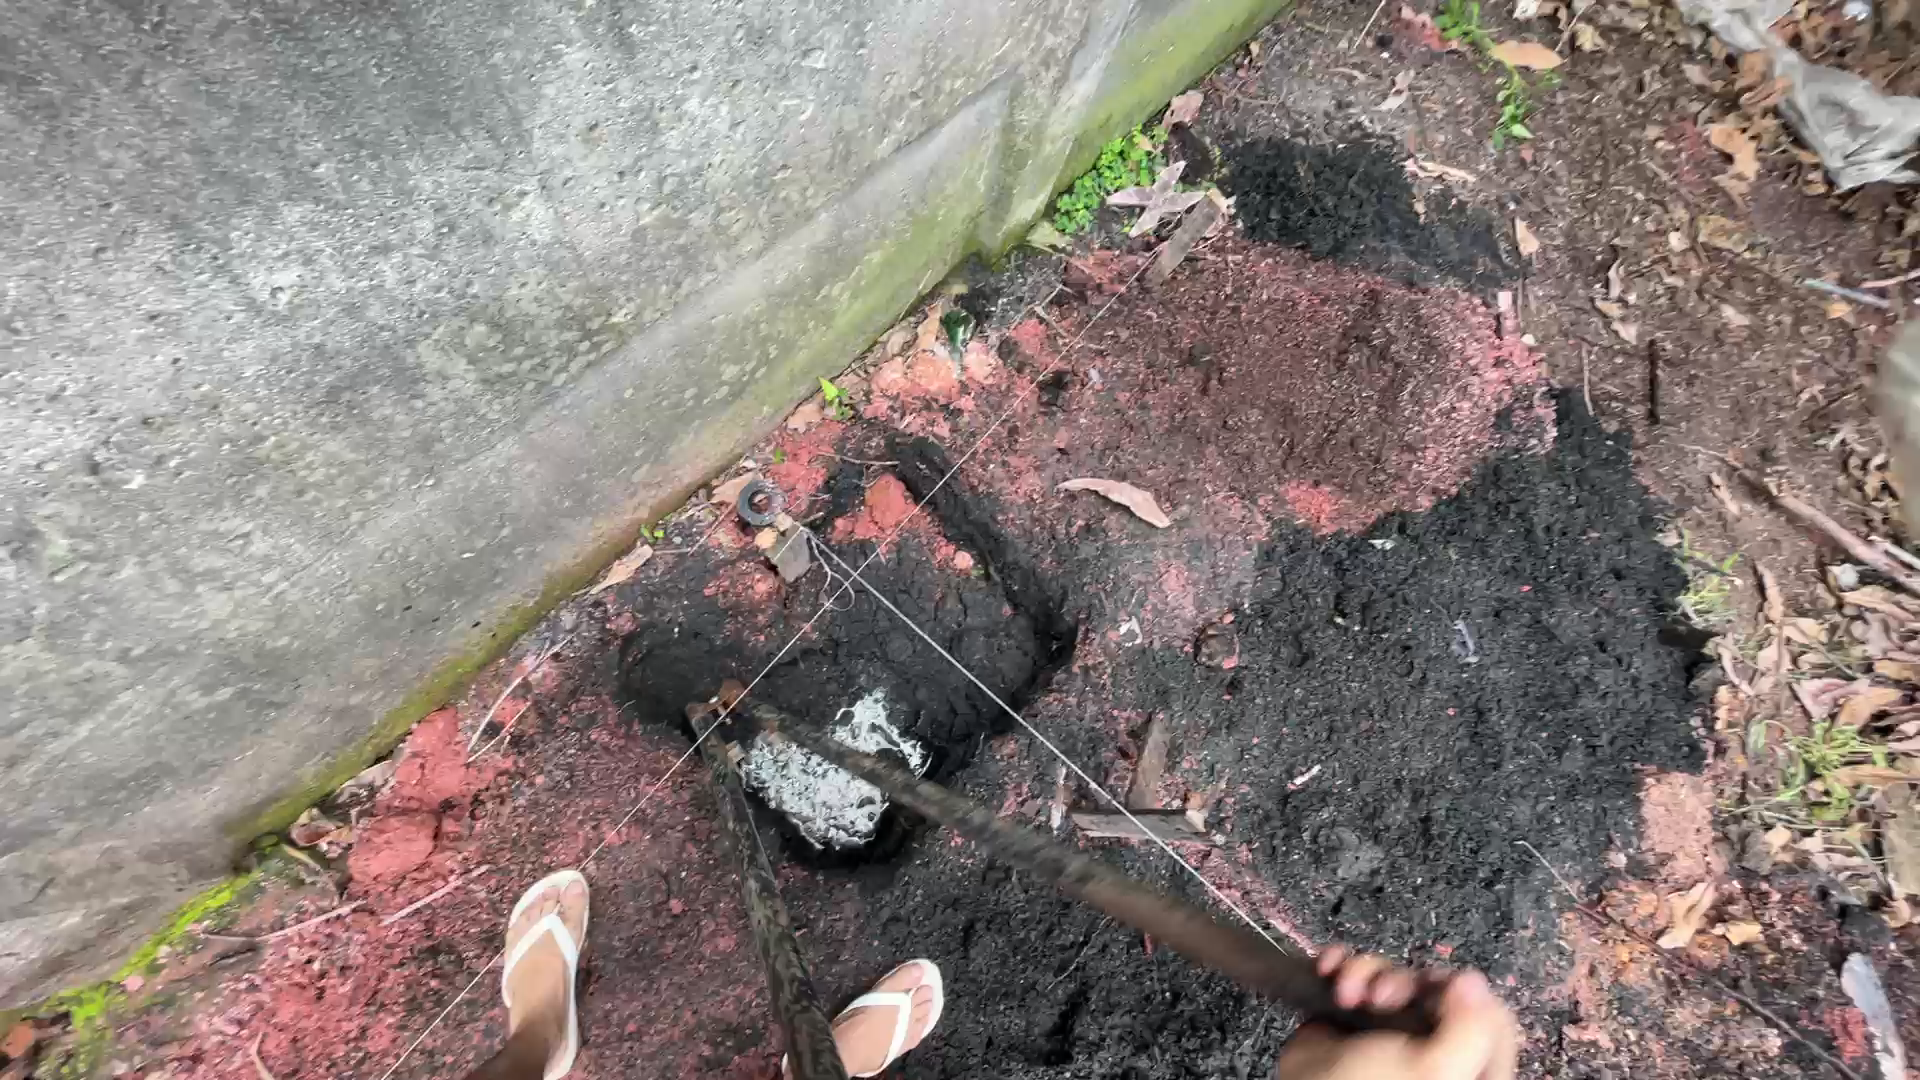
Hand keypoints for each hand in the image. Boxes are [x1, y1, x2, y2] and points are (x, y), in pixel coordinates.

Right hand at [1274, 946, 1517, 1079]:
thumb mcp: (1434, 1071)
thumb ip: (1469, 1031)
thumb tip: (1473, 980)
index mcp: (1467, 1067)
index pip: (1490, 1016)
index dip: (1462, 995)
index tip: (1430, 992)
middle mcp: (1432, 1044)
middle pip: (1432, 986)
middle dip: (1398, 982)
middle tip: (1379, 998)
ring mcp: (1391, 1026)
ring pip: (1390, 974)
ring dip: (1362, 973)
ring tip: (1344, 994)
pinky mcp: (1353, 1011)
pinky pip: (1354, 971)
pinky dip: (1340, 965)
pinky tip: (1327, 971)